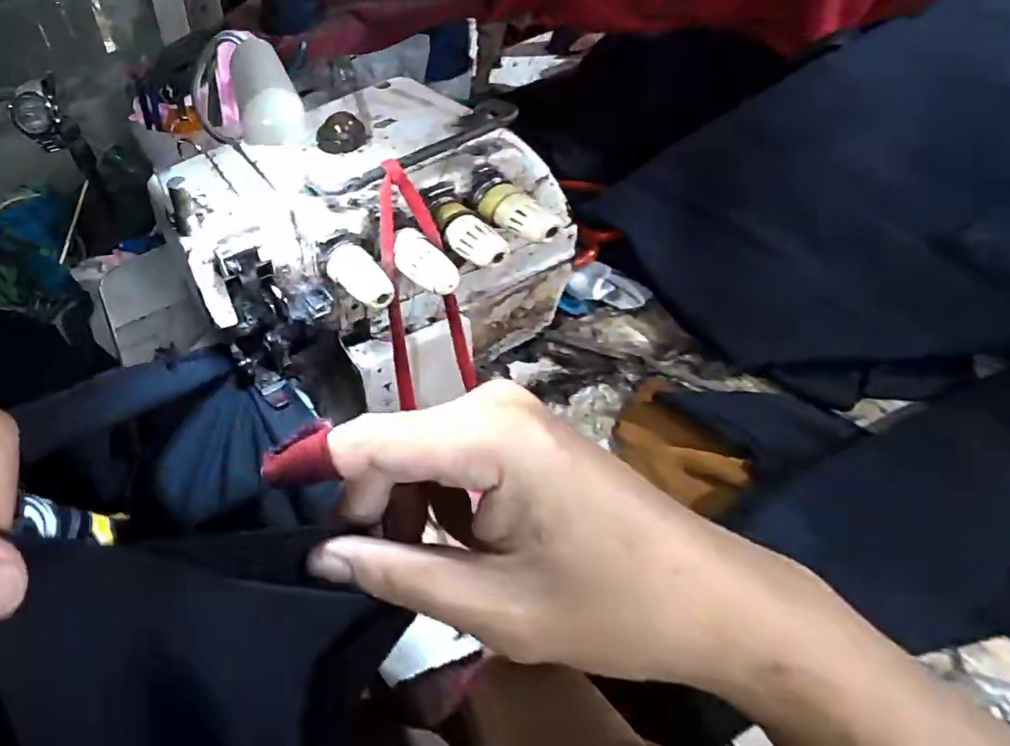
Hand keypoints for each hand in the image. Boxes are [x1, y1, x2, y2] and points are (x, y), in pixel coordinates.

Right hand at [306, 380, 843, 691]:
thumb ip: (396, 574)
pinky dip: (431, 493)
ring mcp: (501, 407)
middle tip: (371, 565)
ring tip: (424, 562)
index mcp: (486, 433)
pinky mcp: (511, 422)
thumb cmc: (618, 608)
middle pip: (387, 443)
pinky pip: (441, 449)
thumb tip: (320, 557)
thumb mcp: (496, 609)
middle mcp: (486, 401)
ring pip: (411, 448)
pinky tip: (457, 538)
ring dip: (401, 503)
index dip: (318, 472)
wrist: (726, 603)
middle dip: (369, 503)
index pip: (370, 442)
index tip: (282, 505)